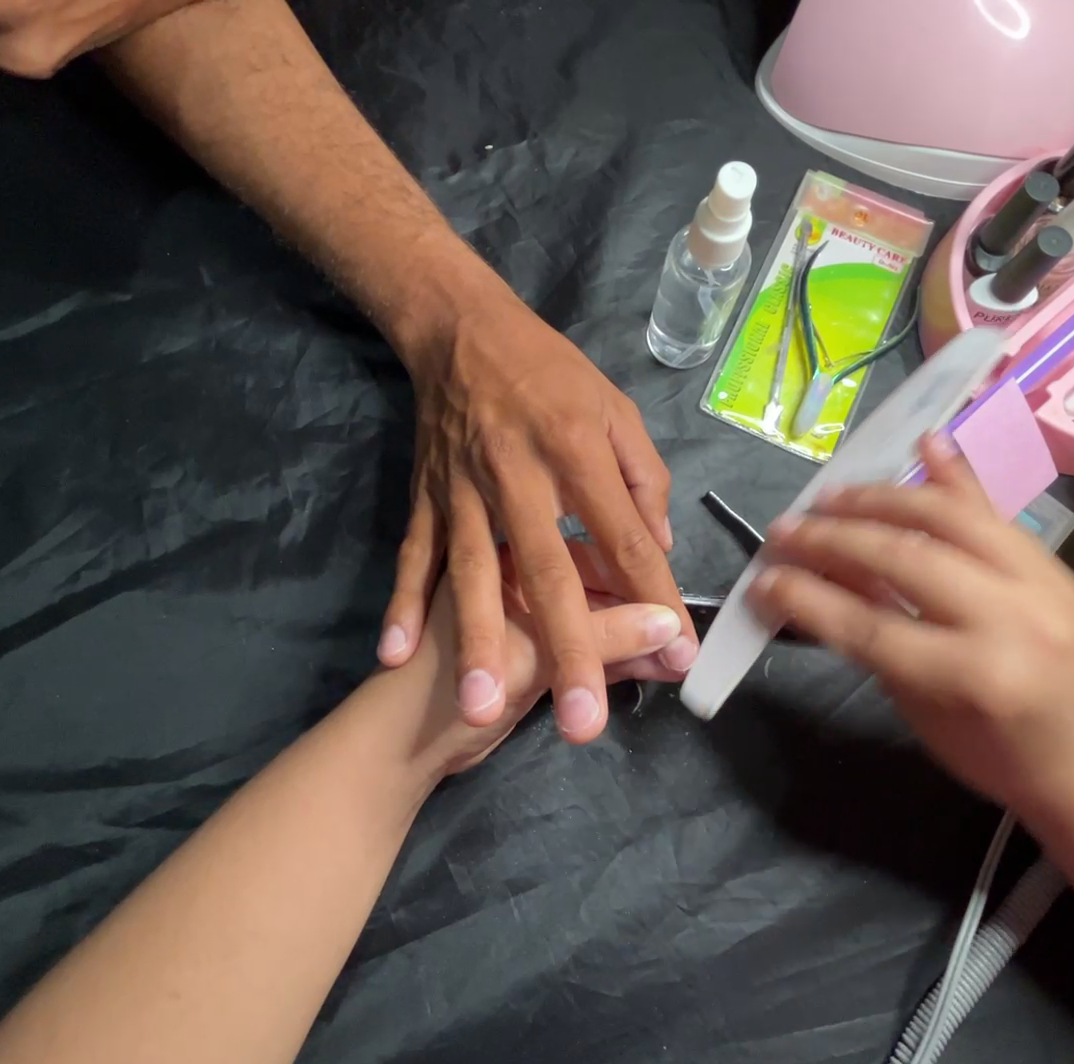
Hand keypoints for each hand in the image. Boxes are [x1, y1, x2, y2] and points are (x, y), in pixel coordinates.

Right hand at [378, 290, 696, 744]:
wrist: (462, 330)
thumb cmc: (551, 370)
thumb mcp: (615, 407)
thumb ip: (642, 477)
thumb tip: (655, 546)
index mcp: (579, 450)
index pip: (623, 537)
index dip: (654, 597)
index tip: (678, 656)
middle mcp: (521, 477)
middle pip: (549, 573)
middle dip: (569, 649)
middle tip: (584, 722)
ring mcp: (465, 491)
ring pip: (475, 576)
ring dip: (477, 642)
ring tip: (480, 707)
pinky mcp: (426, 496)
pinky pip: (416, 556)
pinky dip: (404, 604)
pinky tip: (395, 653)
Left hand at [392, 563, 682, 779]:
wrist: (391, 742)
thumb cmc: (443, 685)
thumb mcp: (530, 656)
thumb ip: (602, 636)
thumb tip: (670, 626)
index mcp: (509, 553)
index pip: (593, 560)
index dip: (643, 590)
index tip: (683, 621)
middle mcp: (517, 573)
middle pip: (599, 591)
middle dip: (642, 620)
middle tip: (683, 648)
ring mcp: (520, 613)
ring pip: (592, 620)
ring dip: (631, 642)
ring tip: (674, 665)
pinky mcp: (523, 653)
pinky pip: (579, 648)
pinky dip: (610, 661)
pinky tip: (646, 669)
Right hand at [747, 437, 1073, 810]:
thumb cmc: (998, 759)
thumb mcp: (921, 708)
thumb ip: (874, 635)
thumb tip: (817, 578)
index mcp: (976, 676)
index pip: (869, 624)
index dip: (805, 598)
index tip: (761, 580)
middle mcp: (1013, 618)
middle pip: (905, 557)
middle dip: (832, 538)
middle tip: (784, 529)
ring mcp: (1041, 583)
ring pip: (948, 518)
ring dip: (880, 500)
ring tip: (831, 497)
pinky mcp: (1053, 565)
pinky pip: (994, 511)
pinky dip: (956, 474)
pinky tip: (924, 441)